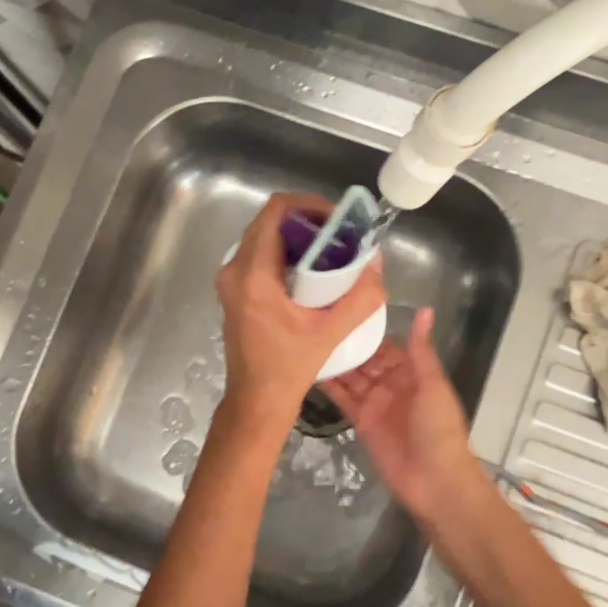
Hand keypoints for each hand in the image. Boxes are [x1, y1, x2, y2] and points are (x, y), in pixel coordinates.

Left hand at [217, 193, 386, 418]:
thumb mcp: (332, 332)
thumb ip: (361, 296)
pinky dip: (286, 255)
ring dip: (297, 238)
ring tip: (331, 252)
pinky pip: (259, 256)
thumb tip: (377, 263)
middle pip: (270, 222)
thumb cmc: (289, 369)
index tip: (338, 220)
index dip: (309, 205)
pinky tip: (312, 273)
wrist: (257, 401)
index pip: (275, 212)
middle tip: (340, 236)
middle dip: (308, 222)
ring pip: (264, 238)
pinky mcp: (234, 292)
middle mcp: (234, 270)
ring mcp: (230, 281)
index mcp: (253, 274)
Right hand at [321, 307, 494, 525]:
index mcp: (413, 373)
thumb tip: (424, 310)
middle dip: (348, 346)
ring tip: (308, 342)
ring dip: (336, 363)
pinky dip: (329, 387)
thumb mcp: (432, 384)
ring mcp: (376, 404)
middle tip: (317, 323)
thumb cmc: (439, 428)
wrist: (434, 479)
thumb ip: (421, 350)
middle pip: (366, 361)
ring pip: (352, 378)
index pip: (387, 347)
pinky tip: (310, 369)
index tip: (345, 310)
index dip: (369, 332)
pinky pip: (343, 400)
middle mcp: (392, 385)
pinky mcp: (361, 422)